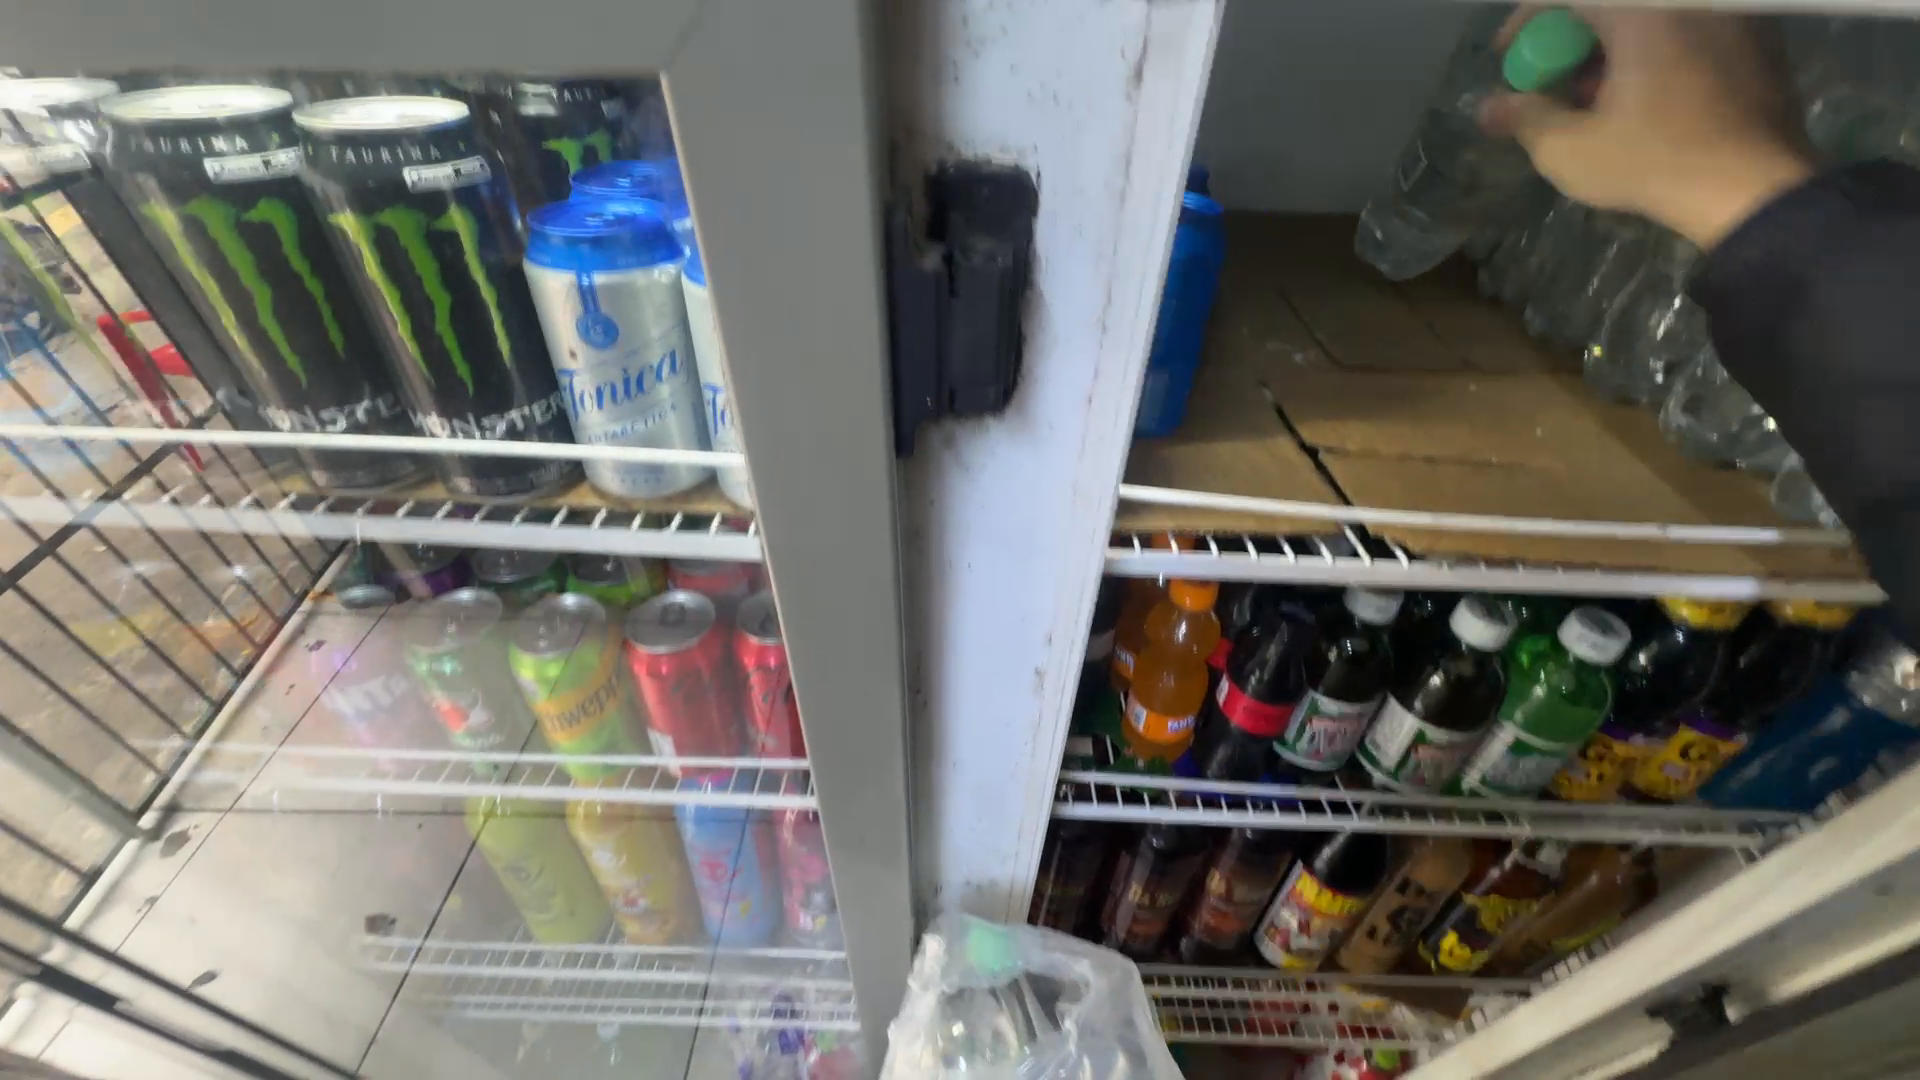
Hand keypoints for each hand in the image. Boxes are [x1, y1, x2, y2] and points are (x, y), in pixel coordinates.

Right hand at [1480, 7, 1814, 249]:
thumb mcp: (1567, 149)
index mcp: (1645, 15)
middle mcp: (1692, 4)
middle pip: (1613, 10)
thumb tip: (1487, 106)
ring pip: (1650, 21)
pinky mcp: (1754, 41)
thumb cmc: (1648, 162)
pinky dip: (1651, 56)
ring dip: (1609, 52)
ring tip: (1592, 102)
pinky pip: (1687, 32)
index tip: (1504, 54)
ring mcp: (1731, 18)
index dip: (1528, 21)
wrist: (1748, 182)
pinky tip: (1639, 102)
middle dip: (1570, 43)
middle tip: (1548, 86)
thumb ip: (1524, 117)